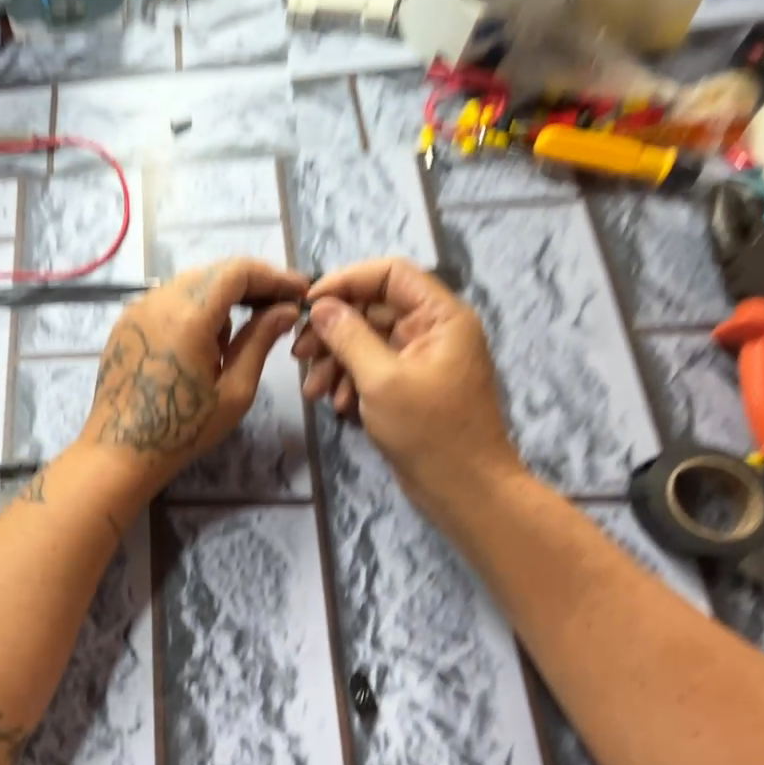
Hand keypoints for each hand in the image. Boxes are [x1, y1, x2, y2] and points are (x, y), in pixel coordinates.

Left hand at [79, 260, 307, 494]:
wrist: (120, 449)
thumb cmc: (184, 428)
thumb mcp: (235, 390)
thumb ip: (260, 341)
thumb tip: (285, 310)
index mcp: (188, 316)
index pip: (237, 271)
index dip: (272, 276)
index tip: (298, 290)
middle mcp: (158, 301)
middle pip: (212, 273)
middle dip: (249, 285)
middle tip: (277, 308)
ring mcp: (136, 310)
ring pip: (189, 285)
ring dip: (220, 298)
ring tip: (235, 339)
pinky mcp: (126, 323)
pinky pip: (167, 301)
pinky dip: (194, 308)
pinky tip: (203, 343)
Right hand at [292, 259, 524, 506]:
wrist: (465, 490)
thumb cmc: (430, 431)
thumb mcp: (381, 380)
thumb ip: (348, 336)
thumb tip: (319, 306)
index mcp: (440, 317)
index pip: (389, 274)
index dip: (346, 281)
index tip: (308, 304)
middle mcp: (432, 330)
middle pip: (372, 308)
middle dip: (332, 330)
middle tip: (298, 352)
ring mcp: (420, 358)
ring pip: (366, 340)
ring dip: (334, 361)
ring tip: (311, 390)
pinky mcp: (408, 385)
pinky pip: (371, 368)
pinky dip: (348, 381)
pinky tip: (333, 405)